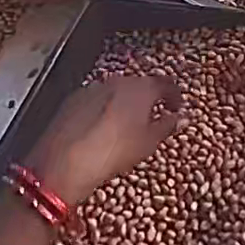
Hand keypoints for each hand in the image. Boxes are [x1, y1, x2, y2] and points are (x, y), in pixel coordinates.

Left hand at [24, 75, 181, 204]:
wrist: (64, 162)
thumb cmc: (112, 152)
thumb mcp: (148, 143)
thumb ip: (167, 126)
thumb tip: (180, 118)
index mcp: (141, 88)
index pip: (165, 84)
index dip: (174, 95)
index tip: (177, 107)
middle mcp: (118, 81)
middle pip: (140, 84)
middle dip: (150, 98)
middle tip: (155, 116)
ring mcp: (93, 88)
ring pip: (117, 91)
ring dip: (126, 103)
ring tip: (129, 125)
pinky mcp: (74, 99)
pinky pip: (98, 99)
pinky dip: (106, 108)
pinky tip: (104, 128)